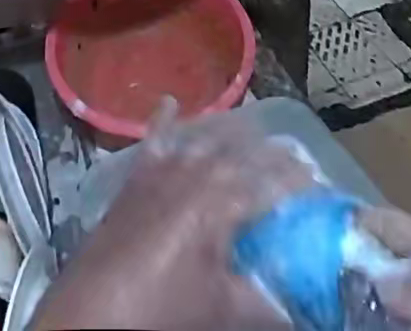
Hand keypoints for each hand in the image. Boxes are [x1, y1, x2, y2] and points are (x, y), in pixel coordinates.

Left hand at [32, 103, 322, 329]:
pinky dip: (166, 119)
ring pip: (205, 134)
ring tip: (253, 136)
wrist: (88, 314)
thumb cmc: (161, 310)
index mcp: (223, 196)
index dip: (302, 182)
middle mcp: (197, 168)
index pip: (276, 179)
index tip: (322, 188)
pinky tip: (170, 102)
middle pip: (245, 148)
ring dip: (232, 133)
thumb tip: (303, 312)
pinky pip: (154, 137)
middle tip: (295, 167)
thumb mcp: (221, 310)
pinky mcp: (136, 175)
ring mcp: (163, 166)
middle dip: (274, 154)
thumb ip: (266, 304)